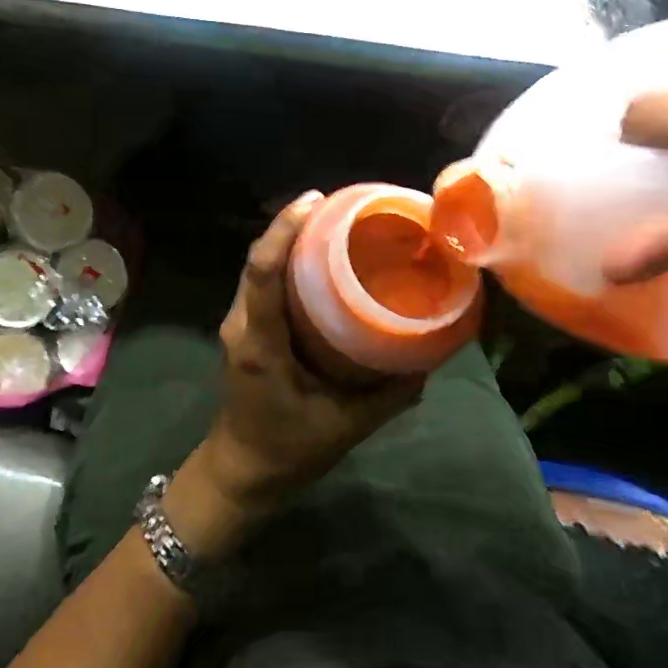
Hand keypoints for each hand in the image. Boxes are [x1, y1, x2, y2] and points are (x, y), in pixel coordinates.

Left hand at [181, 192, 427, 524]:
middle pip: (258, 261)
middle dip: (292, 227)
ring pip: (258, 270)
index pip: (261, 273)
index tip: (314, 200)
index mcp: (260, 345)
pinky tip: (319, 262)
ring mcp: (236, 325)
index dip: (283, 230)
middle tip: (339, 207)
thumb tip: (431, 352)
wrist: (242, 468)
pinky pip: (261, 286)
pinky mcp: (243, 329)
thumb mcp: (349, 424)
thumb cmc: (289, 449)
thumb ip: (392, 390)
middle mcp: (241, 325)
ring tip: (333, 225)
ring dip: (288, 243)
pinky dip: (285, 265)